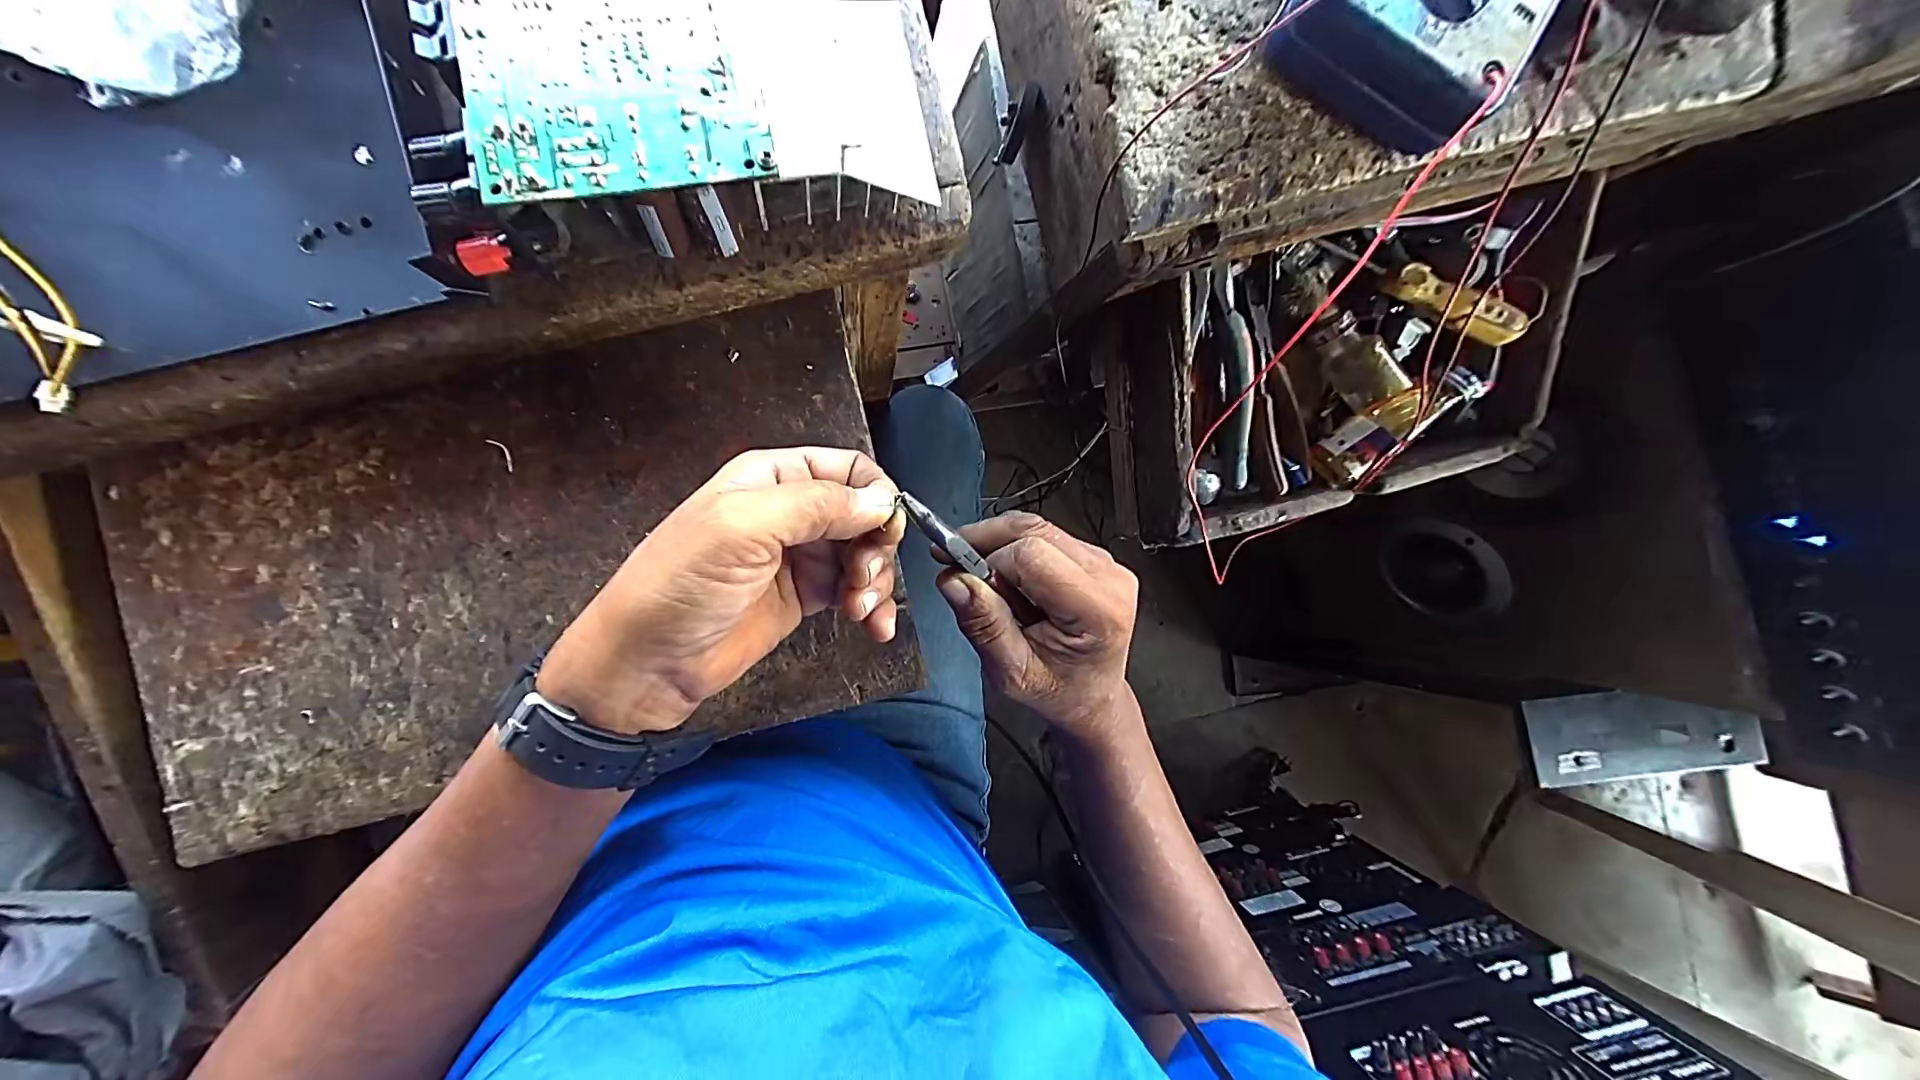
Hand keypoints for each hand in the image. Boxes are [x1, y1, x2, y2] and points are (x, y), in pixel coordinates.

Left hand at [536, 447, 904, 733]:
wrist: (646, 664)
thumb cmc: (675, 587)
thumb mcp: (743, 529)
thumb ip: (817, 505)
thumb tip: (880, 501)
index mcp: (771, 478)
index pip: (847, 468)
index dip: (876, 495)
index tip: (885, 530)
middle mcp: (789, 512)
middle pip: (864, 514)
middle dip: (877, 546)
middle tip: (864, 578)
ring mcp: (798, 556)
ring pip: (865, 554)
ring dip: (876, 582)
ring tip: (860, 610)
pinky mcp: (804, 596)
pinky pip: (854, 591)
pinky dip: (872, 607)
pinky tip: (874, 626)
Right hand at [934, 512, 1139, 741]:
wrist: (1089, 698)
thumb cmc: (1059, 692)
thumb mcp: (1012, 673)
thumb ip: (984, 626)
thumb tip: (955, 581)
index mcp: (1097, 609)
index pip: (1030, 555)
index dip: (989, 565)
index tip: (964, 583)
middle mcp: (1108, 578)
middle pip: (1032, 531)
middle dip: (987, 545)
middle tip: (958, 568)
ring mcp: (1104, 564)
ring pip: (1034, 527)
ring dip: (998, 546)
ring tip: (984, 581)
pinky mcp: (1092, 557)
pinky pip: (1043, 535)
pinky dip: (1013, 549)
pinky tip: (1004, 579)